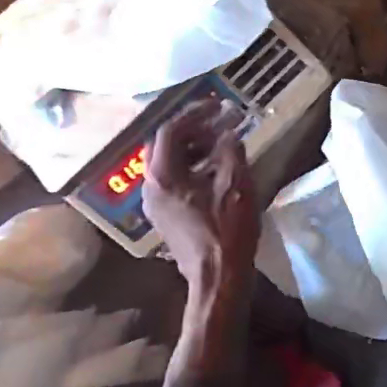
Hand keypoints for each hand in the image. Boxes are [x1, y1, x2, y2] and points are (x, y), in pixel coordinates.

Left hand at [142, 100, 260, 294]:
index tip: (218, 106)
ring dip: (193, 147)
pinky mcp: (166, 216)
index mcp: (163, 176)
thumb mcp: (235, 184)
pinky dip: (192, 166)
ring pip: (168, 163)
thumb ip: (231, 150)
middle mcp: (151, 188)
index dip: (194, 113)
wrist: (218, 279)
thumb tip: (229, 133)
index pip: (170, 130)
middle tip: (219, 124)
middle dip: (191, 130)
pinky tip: (216, 170)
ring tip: (222, 144)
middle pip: (164, 145)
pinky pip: (173, 180)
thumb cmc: (226, 230)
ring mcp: (156, 204)